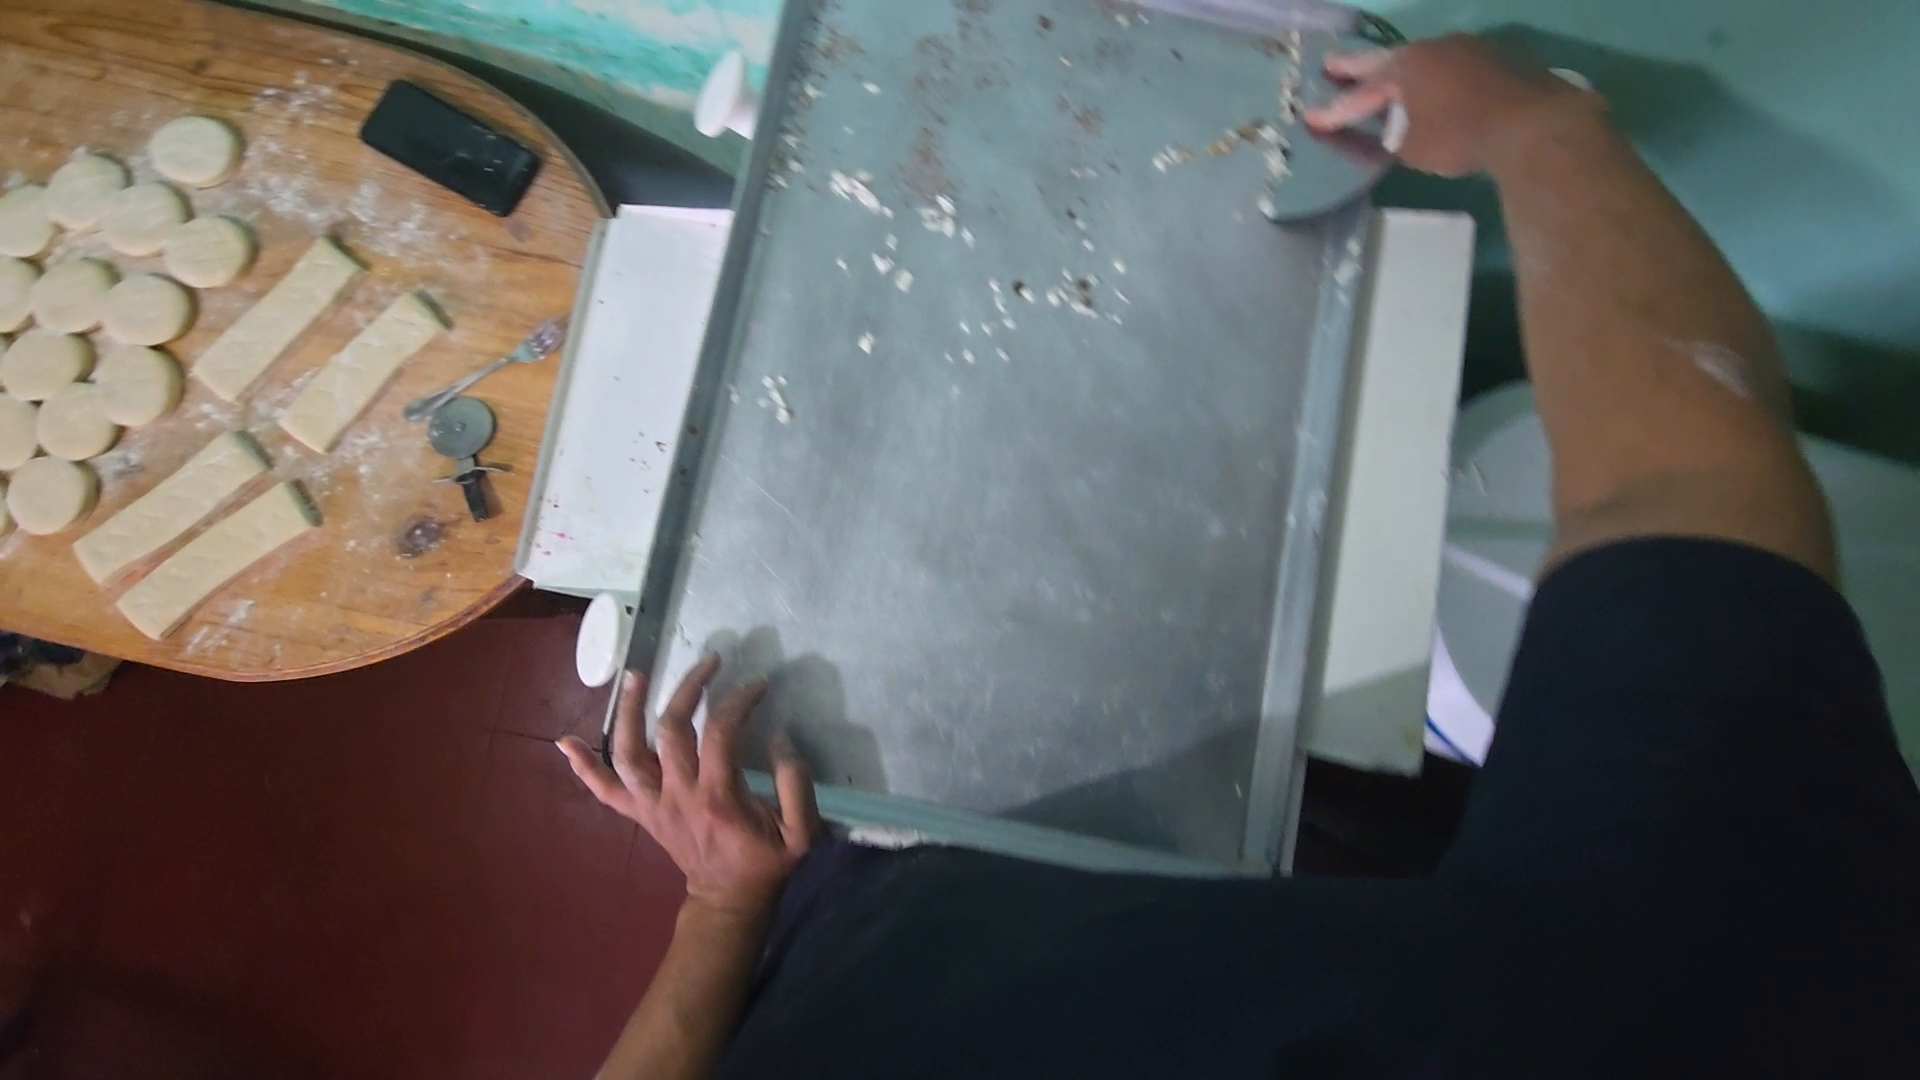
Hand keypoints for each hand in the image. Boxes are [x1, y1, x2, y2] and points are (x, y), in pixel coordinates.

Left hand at [558, 657, 819, 917]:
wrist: (727, 900)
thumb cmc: (765, 862)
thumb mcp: (801, 832)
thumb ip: (796, 784)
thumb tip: (780, 737)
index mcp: (717, 797)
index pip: (720, 732)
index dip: (738, 701)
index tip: (757, 684)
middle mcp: (676, 795)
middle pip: (670, 730)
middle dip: (688, 688)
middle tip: (709, 661)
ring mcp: (652, 805)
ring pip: (629, 752)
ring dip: (628, 712)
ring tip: (635, 676)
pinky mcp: (640, 813)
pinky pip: (604, 790)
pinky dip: (583, 766)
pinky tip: (565, 742)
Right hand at [1303, 35, 1601, 177]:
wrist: (1527, 123)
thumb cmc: (1457, 137)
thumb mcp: (1410, 148)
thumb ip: (1392, 134)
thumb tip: (1393, 129)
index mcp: (1404, 70)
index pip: (1360, 95)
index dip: (1333, 111)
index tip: (1309, 118)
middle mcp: (1431, 50)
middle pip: (1385, 61)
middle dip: (1355, 67)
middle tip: (1331, 64)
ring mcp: (1463, 50)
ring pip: (1417, 60)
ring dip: (1394, 70)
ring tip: (1375, 76)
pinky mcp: (1488, 60)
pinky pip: (1442, 66)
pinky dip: (1424, 77)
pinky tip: (1421, 87)